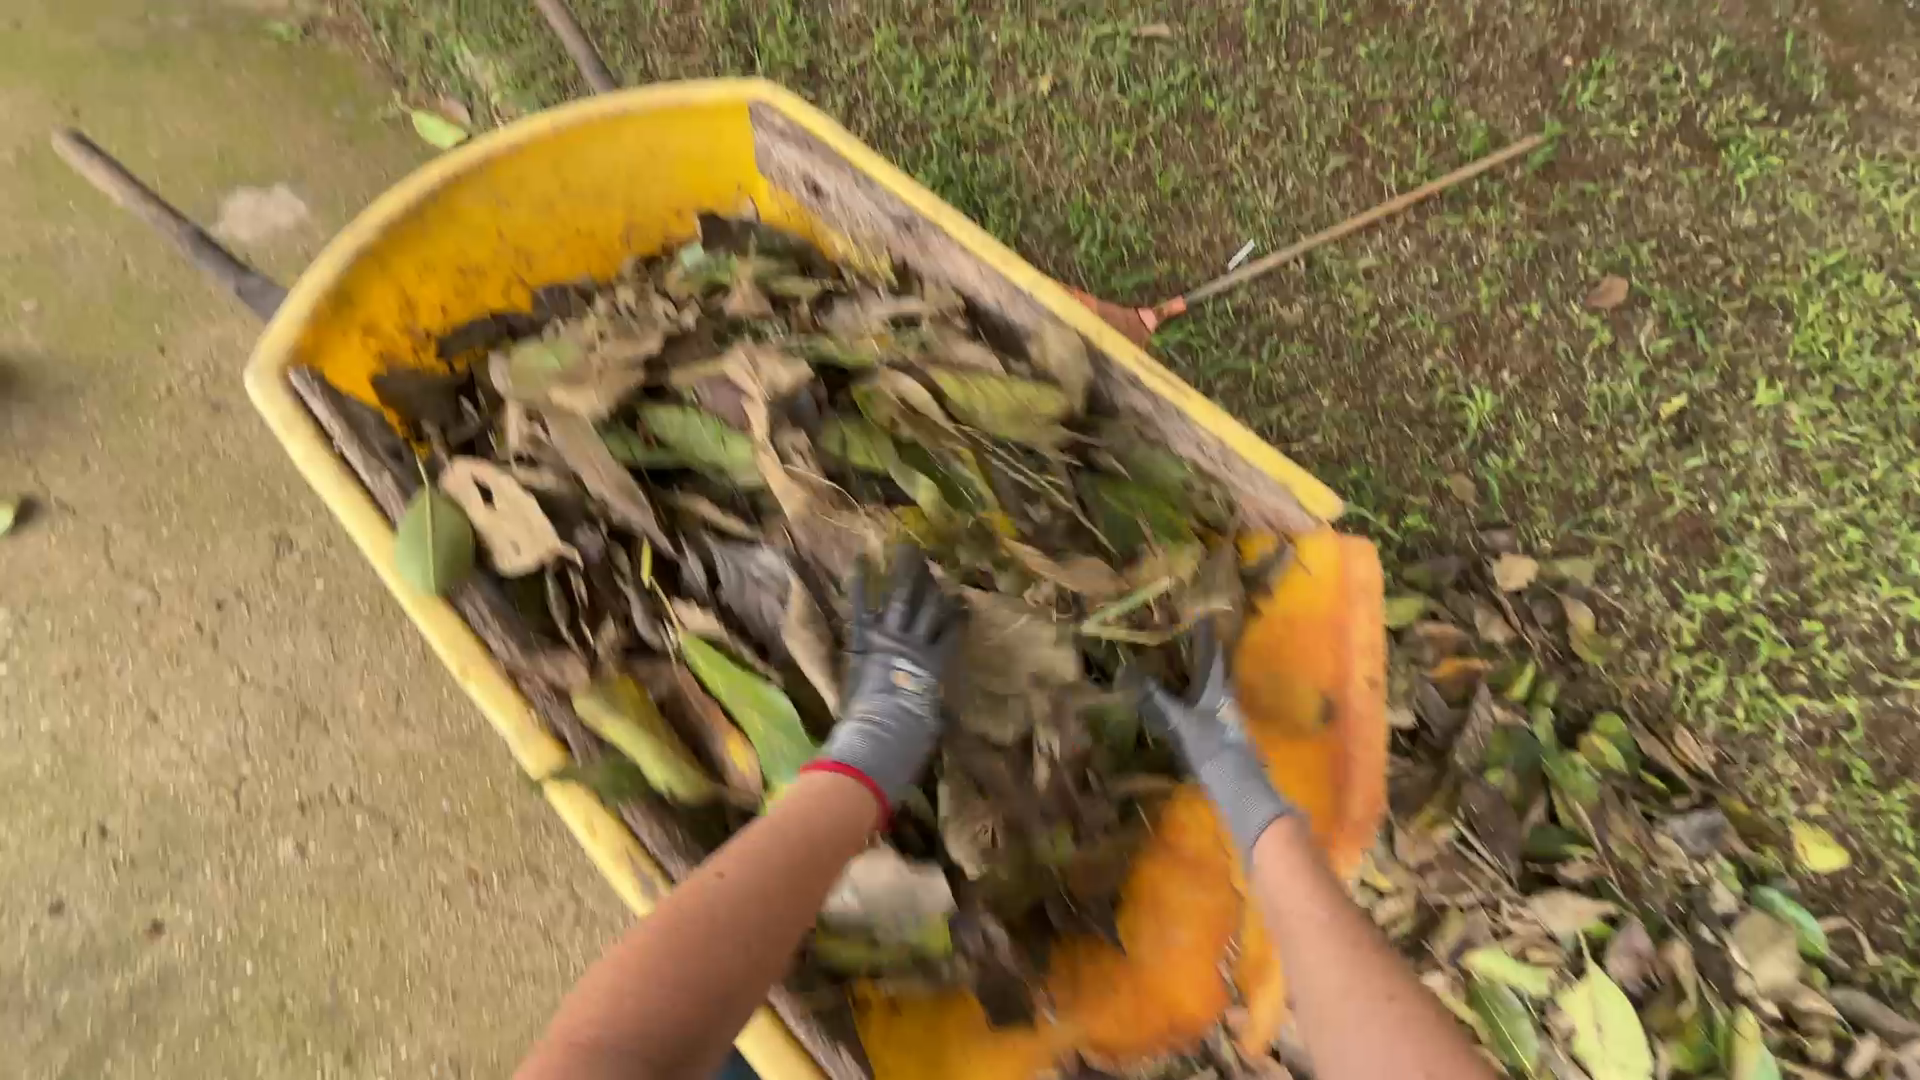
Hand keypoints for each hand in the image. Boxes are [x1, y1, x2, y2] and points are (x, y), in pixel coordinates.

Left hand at [807, 546, 963, 812]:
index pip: (952, 631)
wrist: (884, 733)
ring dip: (904, 572)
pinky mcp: (864, 638)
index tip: (961, 598)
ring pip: (901, 598)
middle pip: (928, 606)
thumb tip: (937, 716)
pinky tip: (860, 562)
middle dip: (931, 582)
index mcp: (936, 663)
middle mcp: (916, 643)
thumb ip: (933, 708)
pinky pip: (862, 607)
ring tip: (907, 548)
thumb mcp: (930, 721)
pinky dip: (860, 584)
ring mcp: (890, 637)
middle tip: (932, 559)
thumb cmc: (911, 736)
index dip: (958, 614)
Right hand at [1139, 620, 1295, 857]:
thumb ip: (1155, 698)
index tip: (1200, 618)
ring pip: (1211, 692)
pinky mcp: (1221, 738)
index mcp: (1219, 691)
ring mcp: (1226, 721)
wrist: (1239, 788)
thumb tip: (1126, 673)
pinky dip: (1194, 701)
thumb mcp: (1180, 720)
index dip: (1206, 638)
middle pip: (1215, 674)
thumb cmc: (1212, 747)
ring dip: (1198, 680)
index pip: (1212, 658)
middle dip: (1201, 658)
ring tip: (1177, 670)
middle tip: (1183, 643)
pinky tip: (1181, 707)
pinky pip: (1205, 709)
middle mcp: (1226, 701)